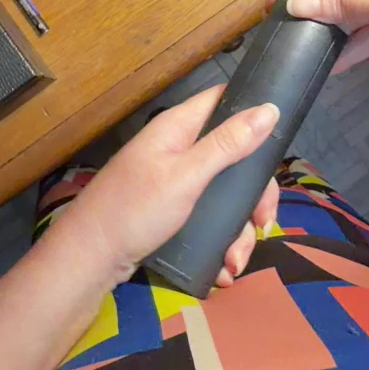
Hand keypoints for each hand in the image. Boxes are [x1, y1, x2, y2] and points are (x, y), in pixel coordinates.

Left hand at [49, 85, 282, 288]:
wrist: (90, 259)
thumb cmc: (135, 209)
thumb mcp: (186, 176)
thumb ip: (227, 144)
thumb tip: (269, 108)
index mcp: (179, 128)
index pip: (224, 102)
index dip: (254, 115)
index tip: (277, 146)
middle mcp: (180, 149)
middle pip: (234, 157)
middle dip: (253, 195)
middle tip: (261, 223)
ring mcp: (176, 181)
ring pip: (225, 195)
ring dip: (238, 228)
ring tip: (236, 261)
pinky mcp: (174, 211)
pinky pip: (209, 218)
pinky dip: (220, 241)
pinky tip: (222, 267)